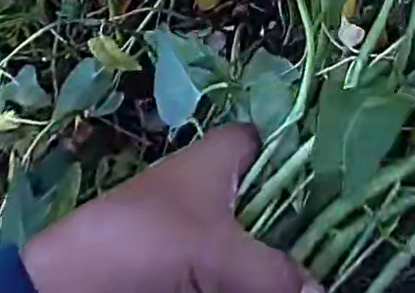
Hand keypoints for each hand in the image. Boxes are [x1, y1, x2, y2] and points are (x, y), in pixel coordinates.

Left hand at [22, 124, 317, 292]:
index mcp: (224, 154)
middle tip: (342, 239)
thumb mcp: (215, 252)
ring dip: (284, 257)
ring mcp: (205, 225)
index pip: (276, 137)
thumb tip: (325, 291)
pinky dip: (257, 276)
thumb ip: (273, 273)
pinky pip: (238, 266)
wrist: (72, 288)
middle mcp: (219, 182)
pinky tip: (286, 286)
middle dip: (306, 218)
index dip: (306, 151)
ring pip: (260, 234)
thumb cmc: (146, 241)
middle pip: (276, 192)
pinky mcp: (193, 263)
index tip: (342, 179)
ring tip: (320, 271)